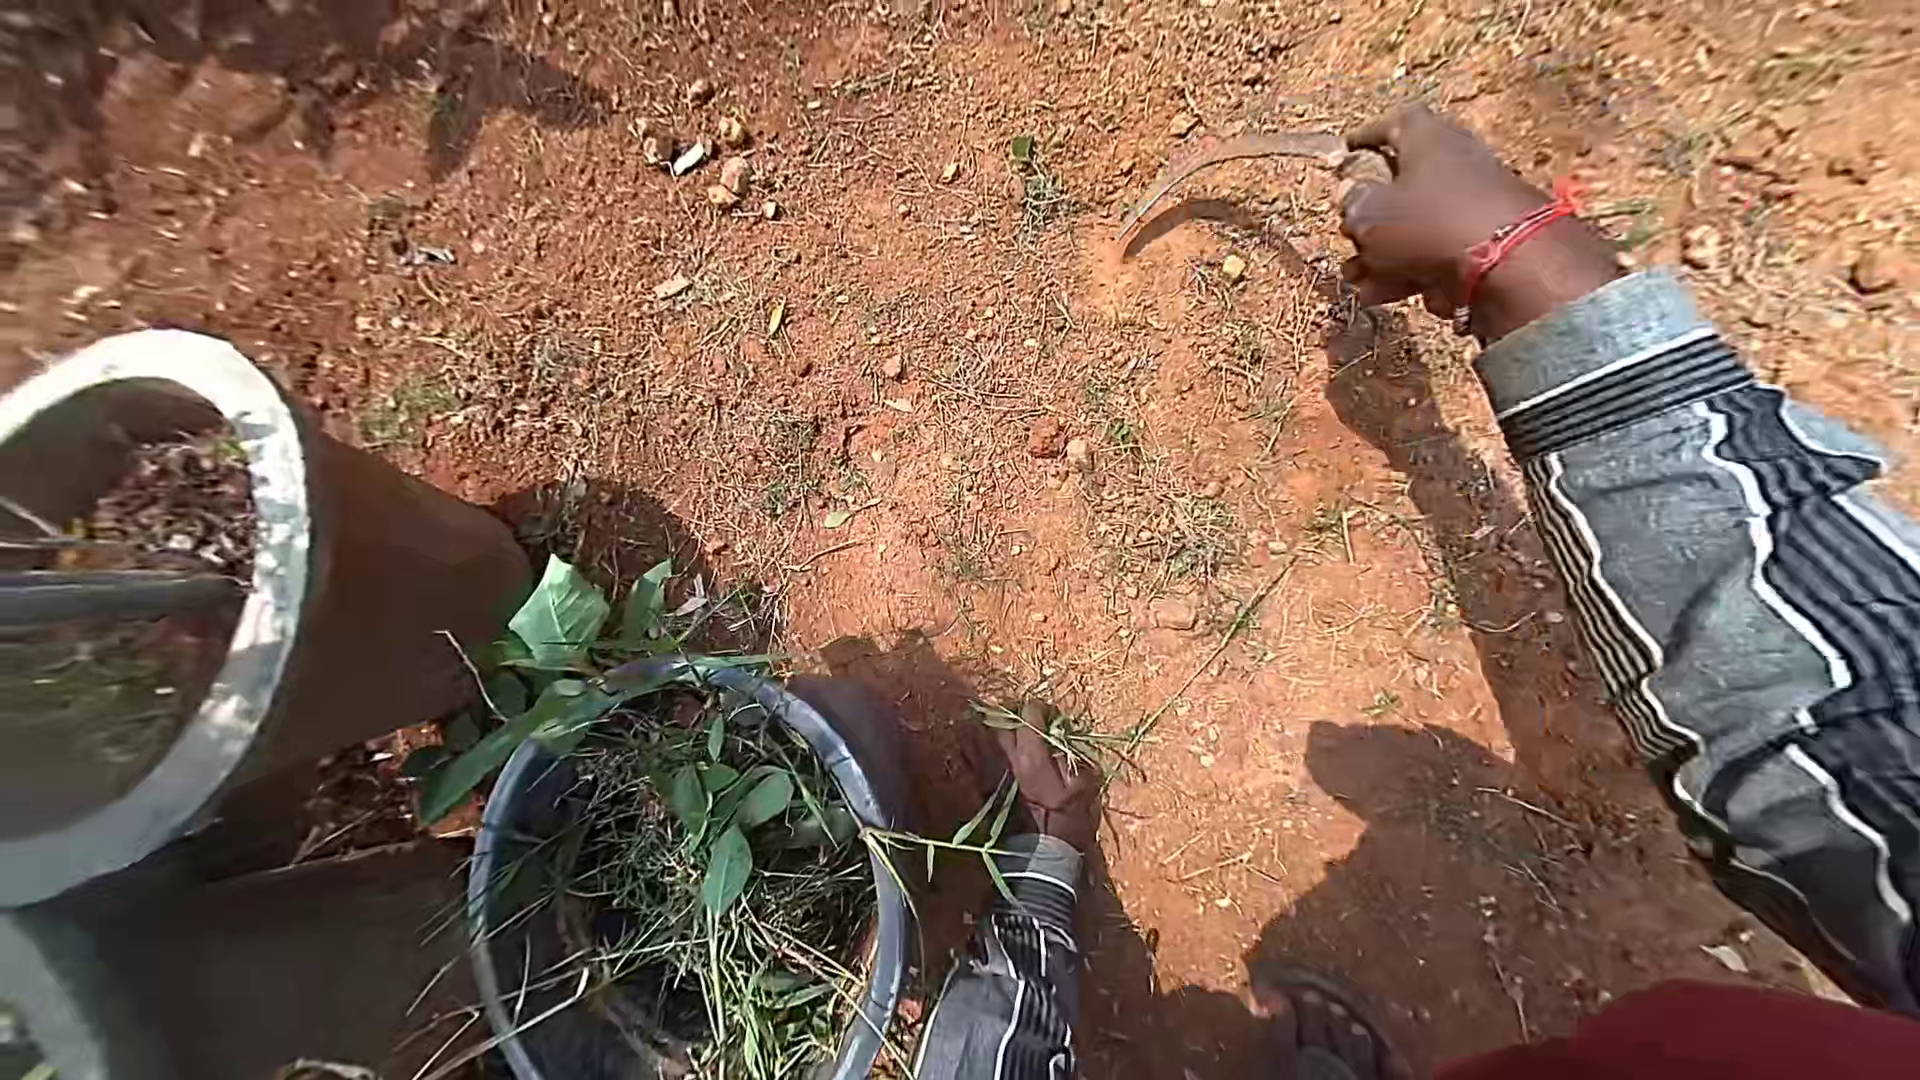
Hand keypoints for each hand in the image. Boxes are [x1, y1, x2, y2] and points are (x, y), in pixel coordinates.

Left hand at [995, 700, 1100, 850]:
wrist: (1046, 851)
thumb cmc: (1070, 816)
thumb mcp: (1083, 781)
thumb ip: (1071, 752)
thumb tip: (1061, 734)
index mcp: (1033, 754)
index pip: (1029, 713)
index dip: (1041, 708)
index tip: (1050, 715)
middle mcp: (1010, 757)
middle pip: (1003, 719)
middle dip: (1015, 712)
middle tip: (1028, 717)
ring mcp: (997, 769)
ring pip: (989, 735)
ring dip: (998, 727)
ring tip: (1010, 726)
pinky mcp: (990, 782)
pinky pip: (978, 755)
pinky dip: (981, 745)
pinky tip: (988, 743)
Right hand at [1340, 104, 1620, 341]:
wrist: (1500, 263)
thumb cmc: (1426, 224)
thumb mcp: (1370, 211)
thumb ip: (1353, 199)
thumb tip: (1350, 192)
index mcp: (1429, 142)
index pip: (1397, 123)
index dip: (1367, 135)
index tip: (1345, 150)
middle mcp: (1451, 166)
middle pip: (1398, 183)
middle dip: (1366, 211)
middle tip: (1346, 228)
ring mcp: (1463, 206)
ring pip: (1405, 226)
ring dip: (1373, 252)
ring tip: (1355, 275)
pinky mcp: (1469, 242)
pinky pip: (1421, 254)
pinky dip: (1397, 272)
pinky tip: (1377, 292)